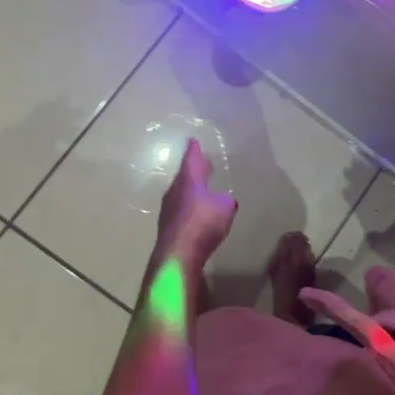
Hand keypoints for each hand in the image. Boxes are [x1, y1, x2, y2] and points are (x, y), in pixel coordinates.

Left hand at [155, 139, 237, 264]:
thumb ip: (224, 201)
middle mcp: (175, 191)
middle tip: (203, 164)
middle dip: (195, 170)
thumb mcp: (225, 207)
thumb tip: (222, 201)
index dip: (194, 151)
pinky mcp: (168, 228)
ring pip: (182, 194)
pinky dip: (190, 208)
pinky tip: (198, 213)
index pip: (191, 160)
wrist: (179, 254)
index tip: (193, 141)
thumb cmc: (204, 222)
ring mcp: (169, 210)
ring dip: (192, 190)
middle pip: (185, 177)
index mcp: (188, 180)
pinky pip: (181, 211)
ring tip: (203, 188)